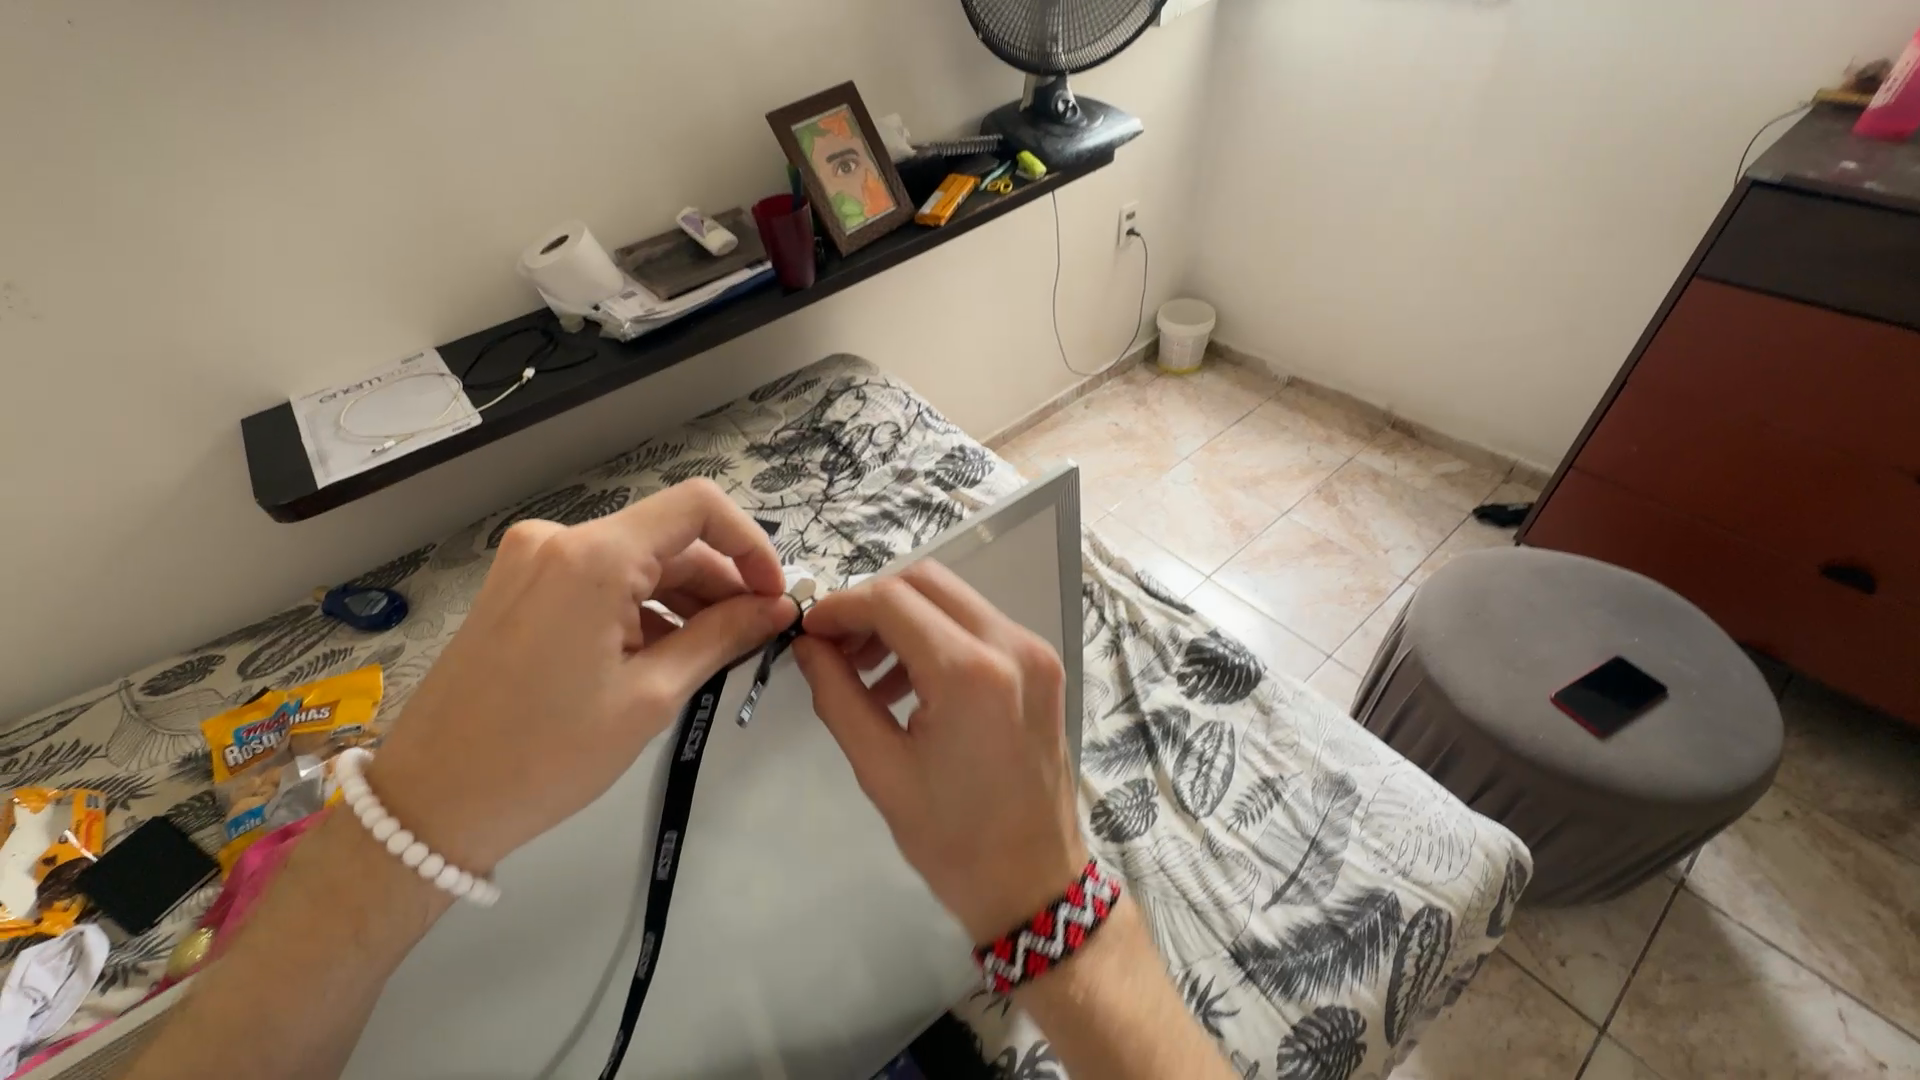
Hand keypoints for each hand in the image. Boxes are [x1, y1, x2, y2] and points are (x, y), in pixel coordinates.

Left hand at [368, 479, 794, 872]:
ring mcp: (533, 561)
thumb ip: (722, 636)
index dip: (750, 543)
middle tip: (755, 635)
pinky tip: (663, 653)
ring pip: (638, 561)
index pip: (699, 507)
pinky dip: (643, 607)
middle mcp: (559, 540)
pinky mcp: (519, 587)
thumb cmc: (546, 755)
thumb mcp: (650, 696)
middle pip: (669, 539)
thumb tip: (776, 608)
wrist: (428, 804)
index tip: (772, 595)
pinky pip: (602, 580)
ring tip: (713, 652)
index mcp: (593, 557)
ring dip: (685, 598)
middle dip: (722, 581)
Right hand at [791, 562, 1086, 943]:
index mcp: (971, 673)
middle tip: (836, 648)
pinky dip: (935, 638)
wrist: (1034, 881)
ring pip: (953, 599)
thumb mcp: (880, 768)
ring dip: (903, 620)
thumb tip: (808, 645)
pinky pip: (977, 626)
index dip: (840, 607)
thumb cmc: (952, 839)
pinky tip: (905, 684)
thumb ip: (838, 695)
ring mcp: (1034, 651)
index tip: (809, 633)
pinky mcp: (1041, 665)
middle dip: (872, 604)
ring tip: (864, 673)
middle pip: (926, 582)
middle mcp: (1011, 644)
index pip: (892, 601)